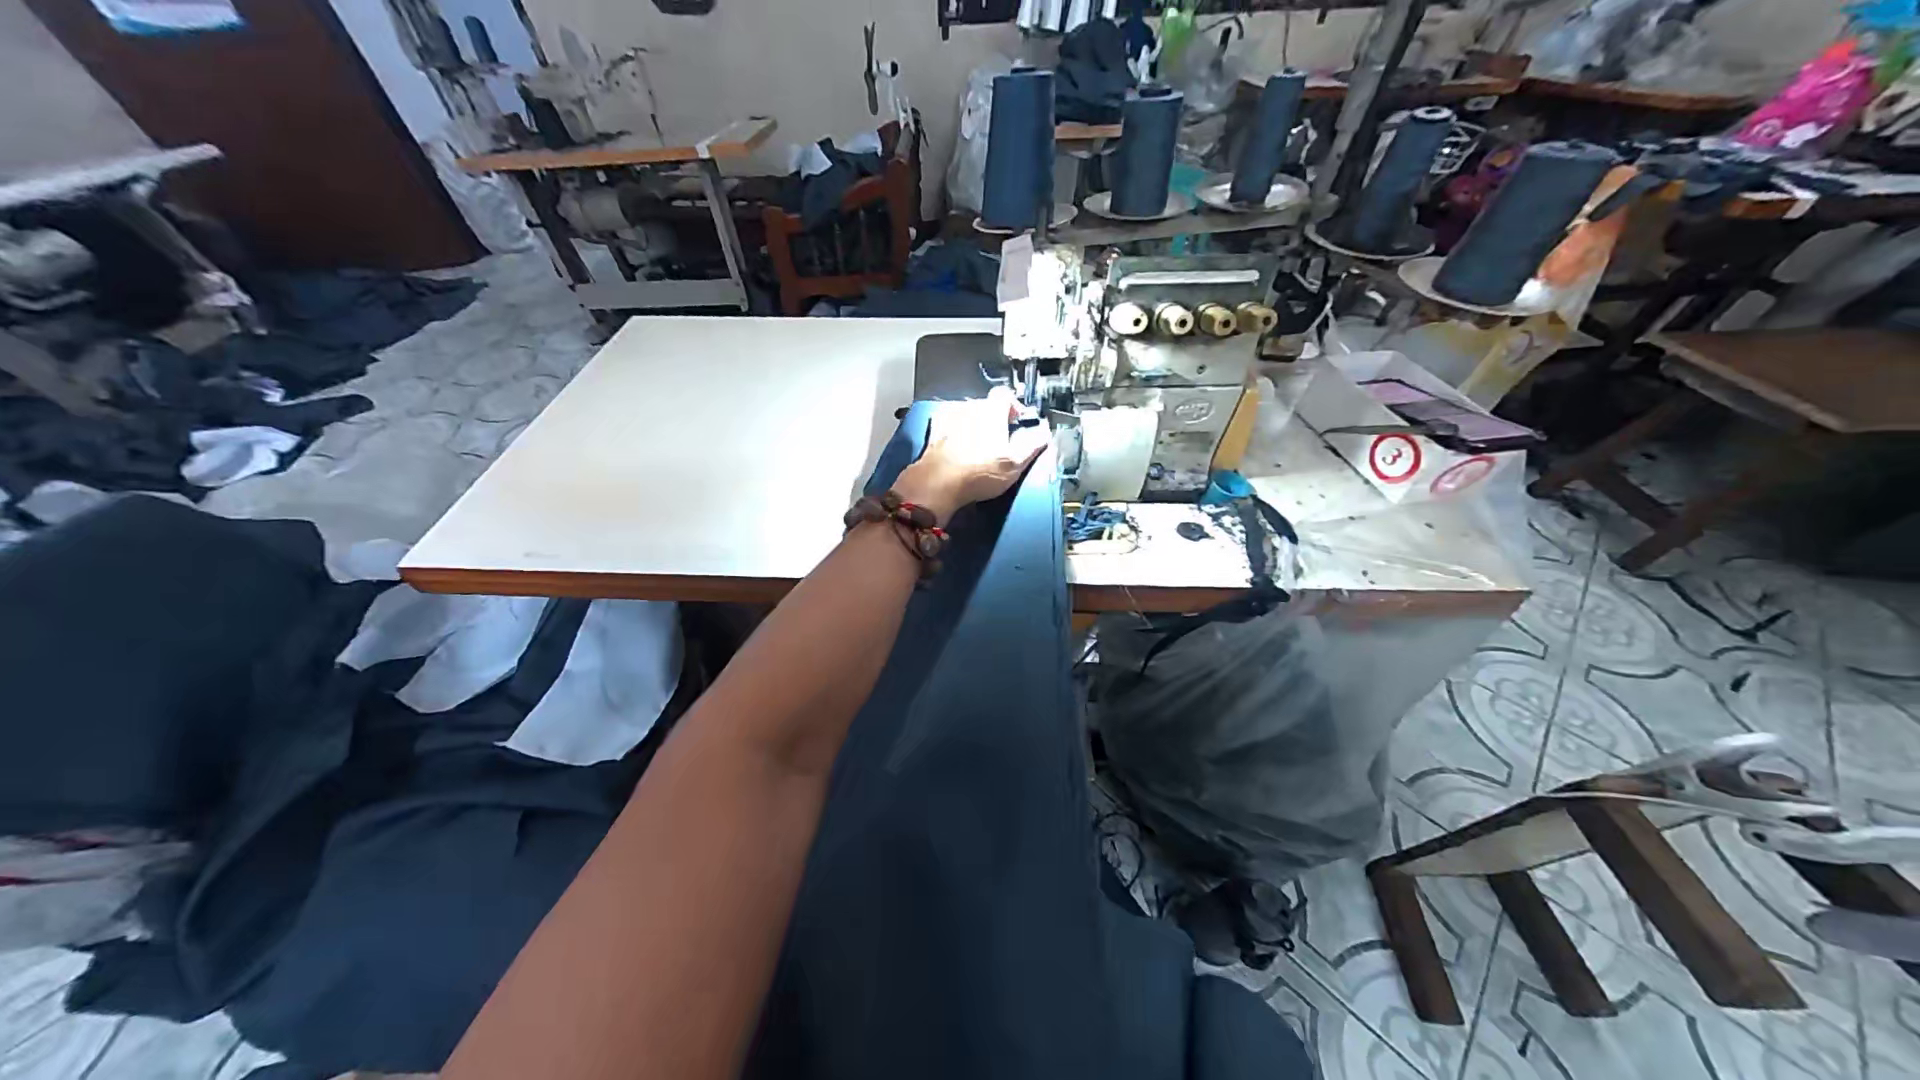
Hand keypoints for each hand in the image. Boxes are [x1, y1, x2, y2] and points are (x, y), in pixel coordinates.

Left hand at [892, 388, 1046, 524]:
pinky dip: (956, 434)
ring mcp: (948, 420)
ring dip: (974, 425)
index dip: (1014, 406)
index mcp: (991, 411)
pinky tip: (958, 450)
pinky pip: (949, 427)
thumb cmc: (979, 472)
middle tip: (1001, 438)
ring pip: (966, 415)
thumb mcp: (1015, 464)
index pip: (1005, 395)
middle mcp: (968, 408)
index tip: (1017, 421)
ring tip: (980, 447)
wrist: (937, 484)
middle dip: (995, 418)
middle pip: (985, 405)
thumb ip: (1031, 446)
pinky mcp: (933, 434)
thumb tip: (1044, 435)